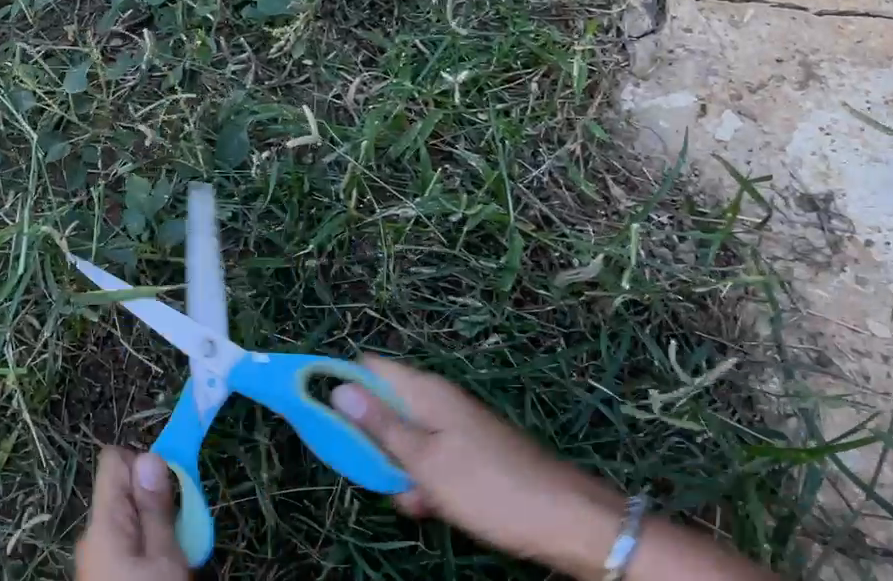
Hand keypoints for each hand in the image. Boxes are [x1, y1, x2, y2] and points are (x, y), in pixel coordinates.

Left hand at [75, 447, 188, 580]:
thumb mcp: (163, 560)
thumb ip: (156, 508)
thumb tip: (150, 455)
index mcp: (102, 520)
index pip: (113, 459)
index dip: (145, 465)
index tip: (170, 492)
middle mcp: (92, 530)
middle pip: (123, 491)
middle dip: (154, 502)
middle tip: (179, 533)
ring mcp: (94, 553)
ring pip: (127, 519)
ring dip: (152, 527)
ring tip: (173, 556)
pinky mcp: (100, 571)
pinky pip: (124, 543)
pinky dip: (144, 548)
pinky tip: (158, 571)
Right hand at [331, 357, 623, 578]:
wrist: (573, 525)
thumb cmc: (490, 488)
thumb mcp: (424, 461)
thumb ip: (378, 425)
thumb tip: (336, 386)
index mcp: (424, 390)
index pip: (367, 366)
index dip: (339, 382)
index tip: (318, 411)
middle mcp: (438, 399)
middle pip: (382, 402)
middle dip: (367, 433)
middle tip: (362, 465)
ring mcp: (457, 426)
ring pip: (405, 434)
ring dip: (394, 462)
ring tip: (403, 495)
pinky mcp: (471, 453)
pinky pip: (430, 455)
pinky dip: (422, 477)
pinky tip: (428, 506)